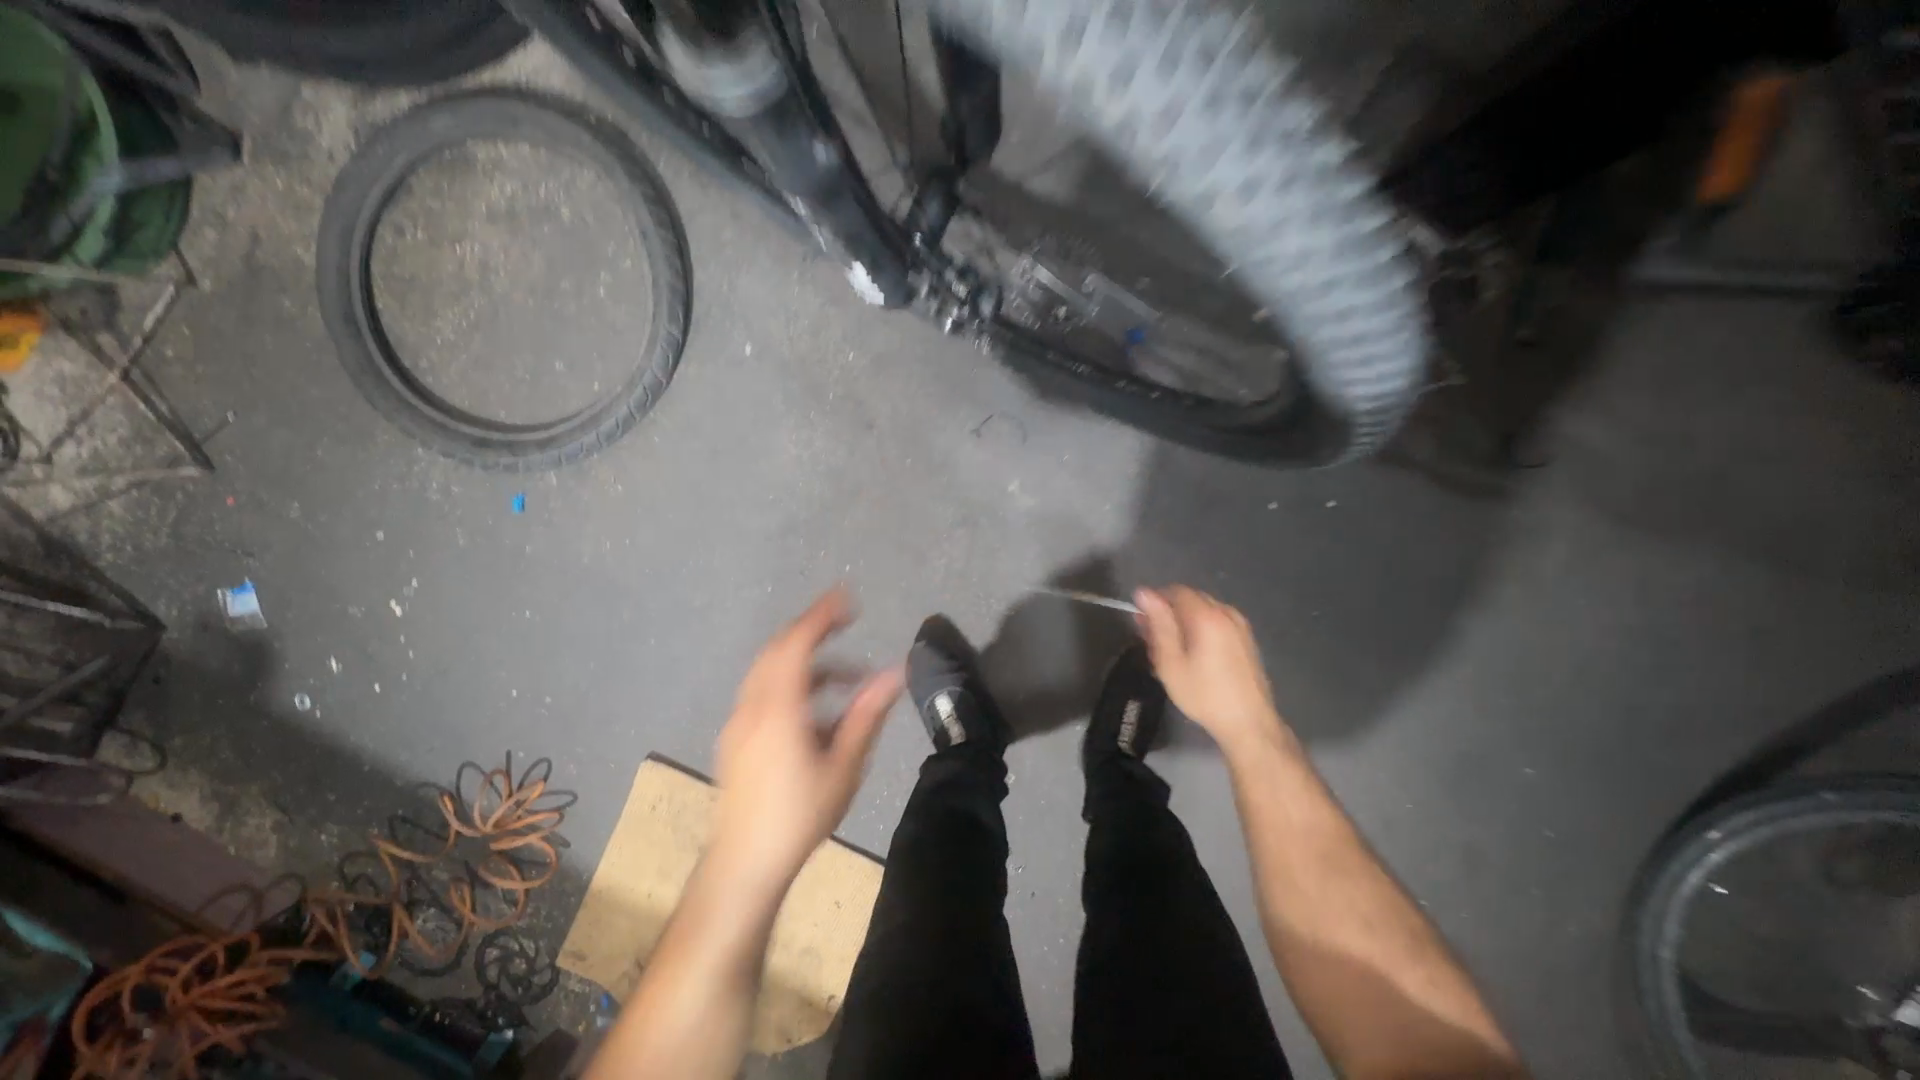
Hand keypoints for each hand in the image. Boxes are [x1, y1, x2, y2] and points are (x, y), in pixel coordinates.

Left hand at [711, 587, 903, 890]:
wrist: (744, 863)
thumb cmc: (800, 815)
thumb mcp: (844, 765)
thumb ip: (868, 714)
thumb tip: (895, 672)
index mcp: (778, 707)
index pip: (798, 643)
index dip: (821, 615)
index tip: (847, 598)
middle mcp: (752, 706)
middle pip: (778, 651)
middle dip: (812, 632)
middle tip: (846, 624)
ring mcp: (738, 724)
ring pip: (768, 674)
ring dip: (805, 664)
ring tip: (846, 680)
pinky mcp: (734, 742)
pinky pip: (761, 695)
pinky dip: (790, 686)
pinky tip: (817, 715)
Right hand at [1134, 586, 1291, 756]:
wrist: (1248, 722)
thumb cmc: (1203, 695)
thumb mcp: (1171, 662)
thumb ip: (1158, 624)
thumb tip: (1143, 593)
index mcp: (1207, 616)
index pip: (1175, 591)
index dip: (1155, 603)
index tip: (1142, 625)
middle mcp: (1227, 613)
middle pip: (1191, 600)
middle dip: (1169, 614)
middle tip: (1152, 642)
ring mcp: (1240, 626)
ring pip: (1204, 613)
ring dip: (1184, 624)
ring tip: (1171, 654)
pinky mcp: (1246, 640)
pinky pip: (1217, 623)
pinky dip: (1201, 631)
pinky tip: (1194, 657)